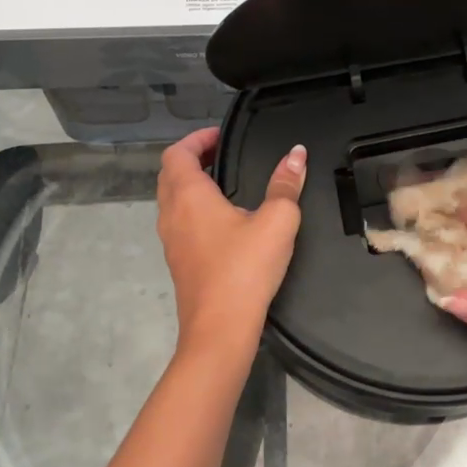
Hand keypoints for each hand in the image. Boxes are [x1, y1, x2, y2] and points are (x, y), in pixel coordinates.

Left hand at [156, 128, 306, 355]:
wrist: (220, 330)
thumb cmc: (245, 268)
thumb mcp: (276, 221)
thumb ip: (286, 184)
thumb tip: (296, 154)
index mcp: (189, 196)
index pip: (177, 153)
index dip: (197, 139)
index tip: (221, 136)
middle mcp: (172, 214)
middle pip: (170, 174)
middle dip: (193, 158)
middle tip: (223, 154)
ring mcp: (171, 241)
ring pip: (171, 200)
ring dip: (191, 184)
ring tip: (225, 182)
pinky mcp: (179, 262)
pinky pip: (179, 222)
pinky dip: (194, 208)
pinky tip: (224, 219)